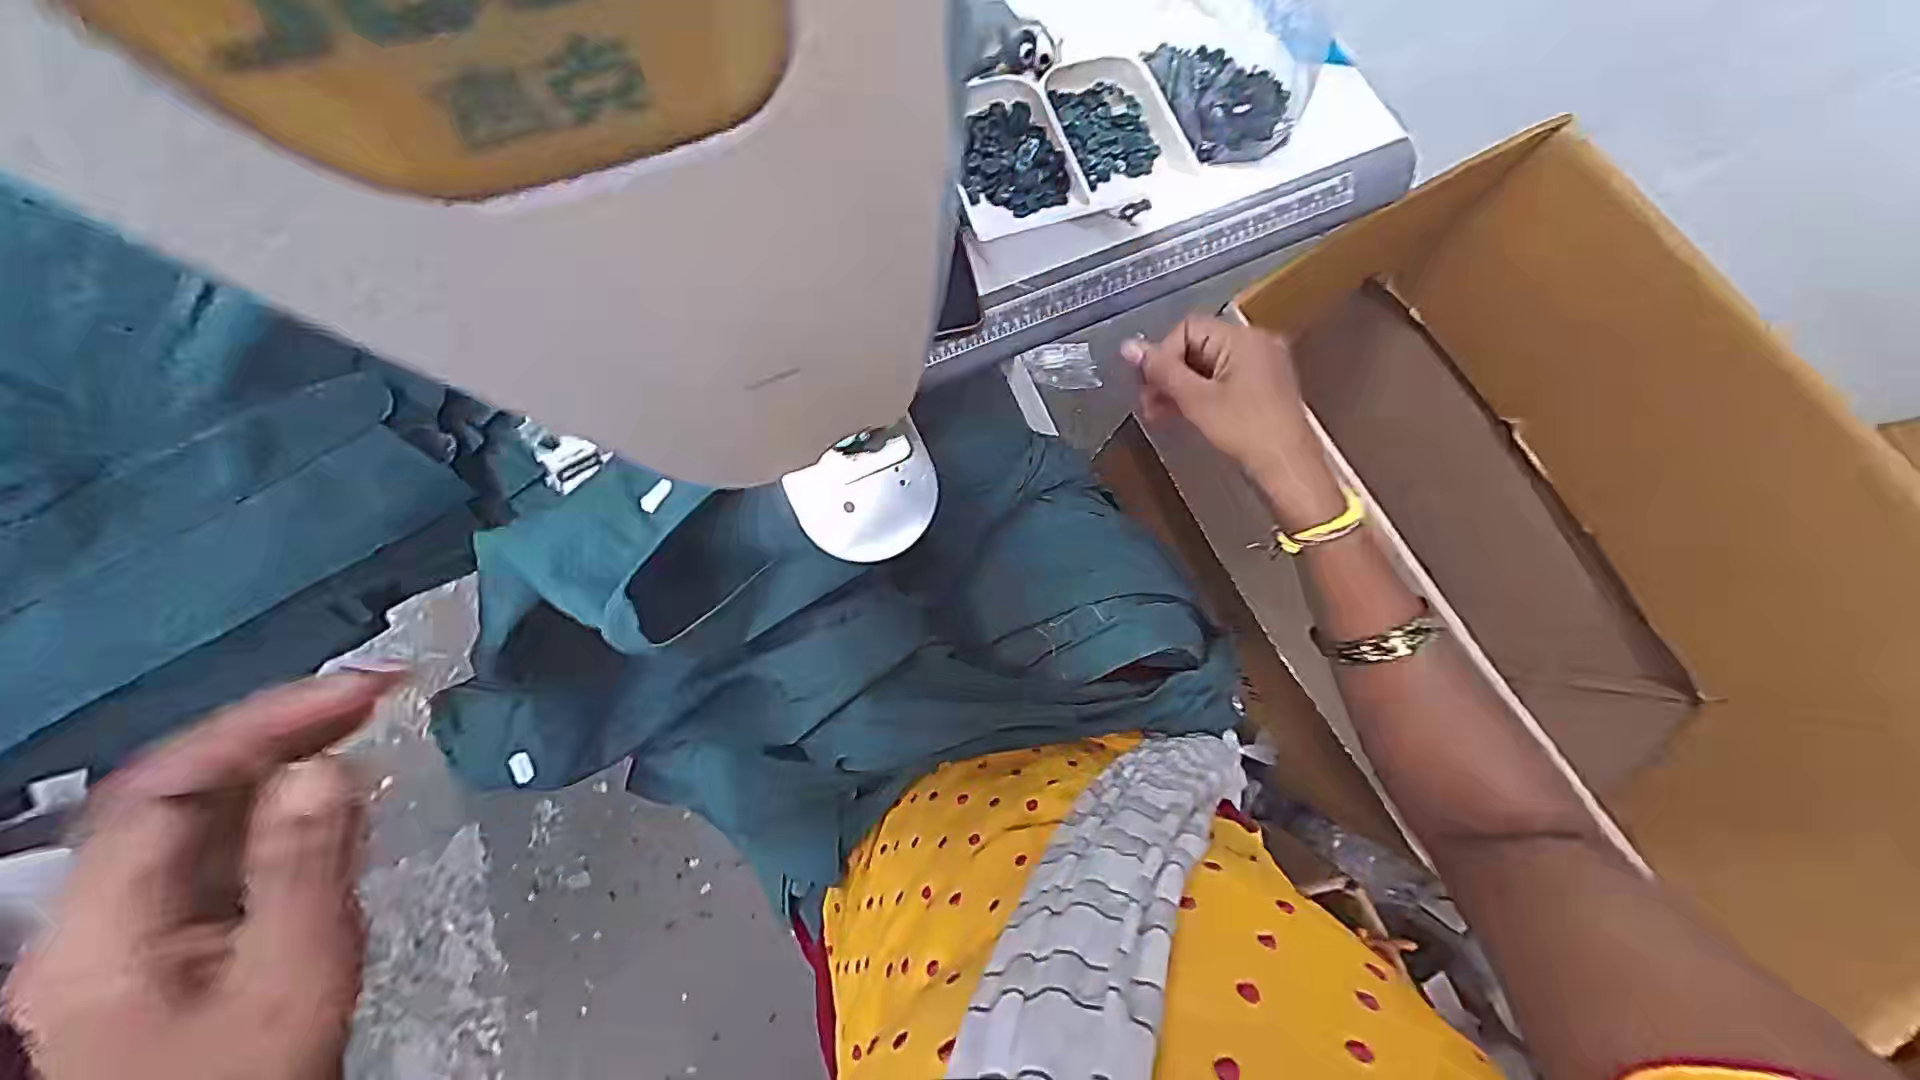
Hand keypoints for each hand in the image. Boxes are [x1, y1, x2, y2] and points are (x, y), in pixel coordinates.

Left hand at [4, 673, 396, 1079]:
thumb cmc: (259, 1067)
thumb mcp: (293, 969)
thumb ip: (305, 865)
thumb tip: (328, 767)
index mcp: (104, 927)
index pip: (170, 786)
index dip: (266, 722)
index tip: (363, 688)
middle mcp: (105, 910)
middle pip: (182, 787)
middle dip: (282, 725)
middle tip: (376, 688)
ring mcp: (142, 917)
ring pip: (209, 805)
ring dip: (290, 749)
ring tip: (367, 712)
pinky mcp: (188, 922)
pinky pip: (234, 834)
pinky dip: (294, 791)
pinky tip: (343, 776)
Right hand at [1124, 315, 1344, 529]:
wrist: (1287, 465)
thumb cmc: (1244, 430)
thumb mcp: (1195, 399)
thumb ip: (1161, 370)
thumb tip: (1128, 346)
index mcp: (1242, 337)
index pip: (1186, 329)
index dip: (1162, 356)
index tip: (1150, 387)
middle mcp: (1255, 342)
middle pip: (1196, 345)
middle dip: (1168, 374)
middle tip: (1149, 404)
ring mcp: (1262, 364)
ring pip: (1207, 365)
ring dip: (1180, 387)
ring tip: (1161, 414)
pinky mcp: (1263, 385)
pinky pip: (1223, 379)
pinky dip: (1200, 394)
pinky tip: (1184, 414)